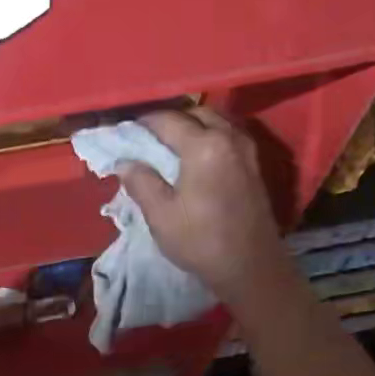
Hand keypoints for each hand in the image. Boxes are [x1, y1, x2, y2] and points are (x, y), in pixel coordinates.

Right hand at [119, 109, 290, 301]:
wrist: (247, 262)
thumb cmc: (197, 239)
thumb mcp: (159, 213)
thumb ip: (141, 182)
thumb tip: (124, 162)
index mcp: (203, 146)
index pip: (168, 121)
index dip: (142, 123)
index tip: (122, 130)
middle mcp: (228, 137)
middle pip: (196, 113)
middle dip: (169, 119)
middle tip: (144, 136)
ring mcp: (245, 149)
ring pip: (215, 121)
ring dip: (189, 125)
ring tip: (165, 144)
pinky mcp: (252, 163)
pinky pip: (225, 135)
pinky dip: (205, 136)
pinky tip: (190, 155)